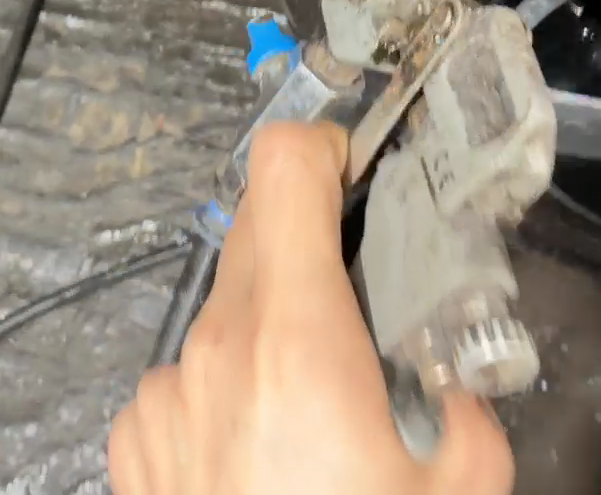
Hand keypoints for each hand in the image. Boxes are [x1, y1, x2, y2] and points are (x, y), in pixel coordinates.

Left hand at [109, 121, 513, 494]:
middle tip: (351, 291)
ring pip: (223, 306)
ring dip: (266, 322)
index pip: (283, 172)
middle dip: (304, 240)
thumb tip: (448, 394)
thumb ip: (465, 424)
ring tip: (308, 399)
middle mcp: (214, 348)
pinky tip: (254, 452)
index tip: (347, 167)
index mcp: (295, 342)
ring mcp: (163, 391)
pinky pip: (185, 373)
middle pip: (252, 230)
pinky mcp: (136, 435)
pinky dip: (223, 383)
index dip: (319, 149)